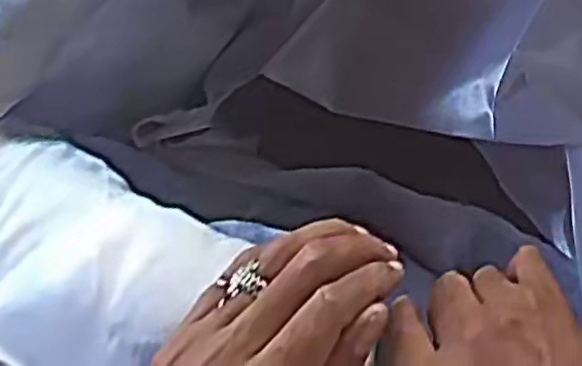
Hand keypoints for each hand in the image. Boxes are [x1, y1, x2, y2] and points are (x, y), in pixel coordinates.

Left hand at [155, 220, 404, 365]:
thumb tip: (375, 311)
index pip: (327, 304)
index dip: (369, 279)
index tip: (395, 274)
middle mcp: (230, 347)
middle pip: (306, 266)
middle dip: (357, 248)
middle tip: (386, 252)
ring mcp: (203, 331)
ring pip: (275, 253)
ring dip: (325, 235)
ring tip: (358, 237)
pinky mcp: (185, 326)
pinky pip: (239, 267)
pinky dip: (279, 247)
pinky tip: (305, 244)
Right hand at [386, 246, 581, 365]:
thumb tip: (424, 355)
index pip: (401, 323)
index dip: (408, 320)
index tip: (415, 323)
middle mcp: (462, 330)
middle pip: (446, 288)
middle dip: (455, 305)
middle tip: (469, 329)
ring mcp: (505, 307)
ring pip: (484, 274)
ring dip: (490, 293)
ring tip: (502, 316)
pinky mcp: (544, 294)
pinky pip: (526, 259)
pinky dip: (525, 273)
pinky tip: (528, 294)